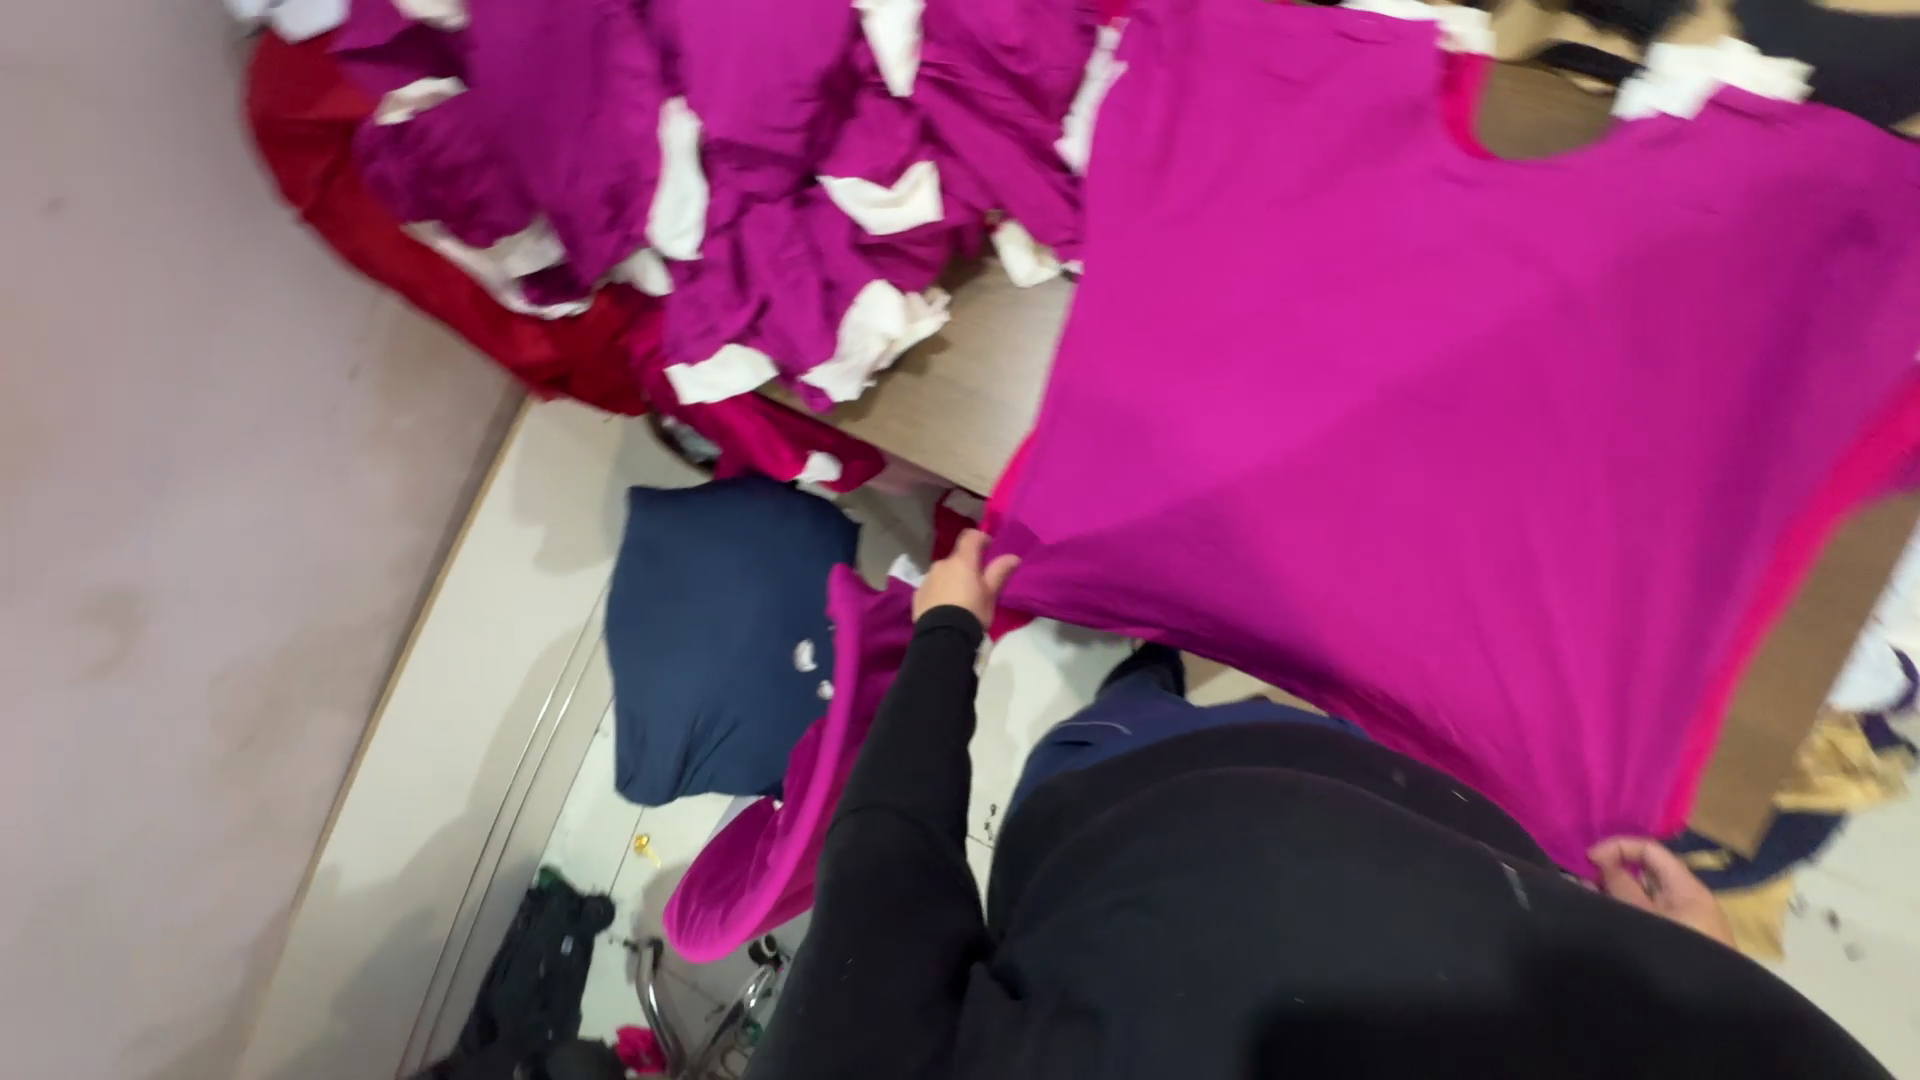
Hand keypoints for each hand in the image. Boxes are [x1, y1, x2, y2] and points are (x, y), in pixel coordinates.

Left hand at [914, 529, 1019, 626]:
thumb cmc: (972, 612)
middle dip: (966, 566)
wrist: (943, 637)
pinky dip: (939, 591)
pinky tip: (945, 608)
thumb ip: (1000, 572)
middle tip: (976, 585)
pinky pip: (932, 587)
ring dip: (952, 579)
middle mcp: (942, 565)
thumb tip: (1013, 557)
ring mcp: (927, 579)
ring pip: (943, 572)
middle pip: (956, 558)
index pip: (970, 537)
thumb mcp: (990, 594)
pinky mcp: (918, 594)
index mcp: (962, 561)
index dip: (981, 538)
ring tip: (959, 599)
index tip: (989, 548)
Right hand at [1589, 837, 1733, 947]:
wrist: (1712, 1006)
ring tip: (1586, 894)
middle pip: (1644, 868)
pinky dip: (1621, 905)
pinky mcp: (1673, 933)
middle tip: (1584, 877)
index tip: (1589, 860)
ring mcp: (1681, 916)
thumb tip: (1598, 860)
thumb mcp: (1645, 915)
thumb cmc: (1681, 953)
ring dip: (1613, 888)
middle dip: (1612, 868)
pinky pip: (1643, 908)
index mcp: (1687, 888)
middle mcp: (1686, 897)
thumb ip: (1619, 884)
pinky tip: (1601, 911)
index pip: (1648, 850)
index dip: (1617, 847)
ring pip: (1641, 889)